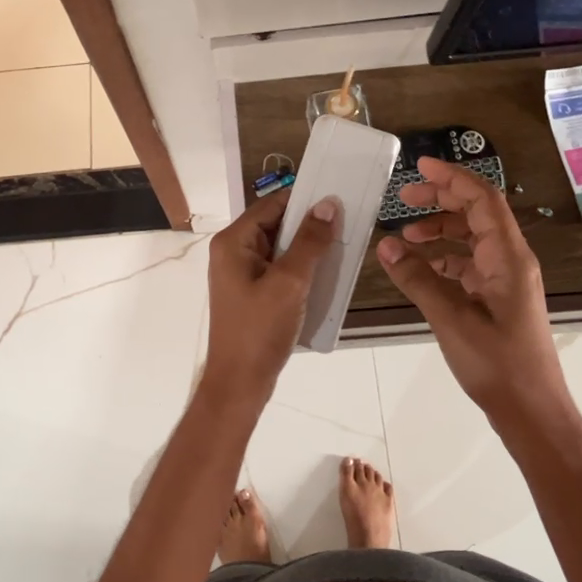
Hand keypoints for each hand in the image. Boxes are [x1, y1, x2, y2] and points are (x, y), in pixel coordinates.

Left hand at [202, 192, 338, 410]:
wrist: (240, 384)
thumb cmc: (259, 330)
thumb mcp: (290, 283)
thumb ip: (310, 242)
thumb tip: (328, 204)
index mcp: (233, 242)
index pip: (271, 205)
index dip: (304, 199)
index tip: (339, 197)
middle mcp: (233, 252)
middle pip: (275, 225)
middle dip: (309, 224)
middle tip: (348, 222)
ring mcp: (241, 274)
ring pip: (280, 248)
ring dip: (308, 248)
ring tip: (343, 245)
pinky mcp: (252, 293)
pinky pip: (279, 270)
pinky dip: (301, 269)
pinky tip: (326, 274)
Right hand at [375, 157, 562, 417]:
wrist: (531, 411)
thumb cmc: (497, 363)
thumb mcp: (450, 318)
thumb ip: (417, 278)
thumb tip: (386, 245)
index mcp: (508, 256)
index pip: (481, 199)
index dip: (452, 178)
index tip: (419, 167)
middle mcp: (511, 260)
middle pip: (477, 213)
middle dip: (441, 199)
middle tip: (402, 198)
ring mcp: (506, 280)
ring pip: (471, 239)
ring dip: (439, 230)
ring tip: (405, 235)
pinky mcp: (498, 299)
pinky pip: (469, 264)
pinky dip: (443, 258)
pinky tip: (419, 268)